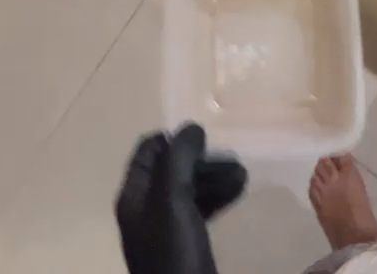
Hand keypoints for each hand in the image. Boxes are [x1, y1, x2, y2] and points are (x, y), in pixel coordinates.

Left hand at [115, 124, 246, 273]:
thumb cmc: (173, 249)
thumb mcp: (172, 199)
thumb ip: (179, 159)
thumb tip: (191, 128)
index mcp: (134, 195)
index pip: (148, 150)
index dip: (172, 138)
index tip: (202, 136)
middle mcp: (146, 207)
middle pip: (172, 167)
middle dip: (202, 159)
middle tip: (231, 156)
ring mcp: (165, 226)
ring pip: (189, 187)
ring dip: (214, 175)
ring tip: (242, 174)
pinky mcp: (185, 242)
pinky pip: (200, 207)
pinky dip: (217, 195)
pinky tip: (238, 191)